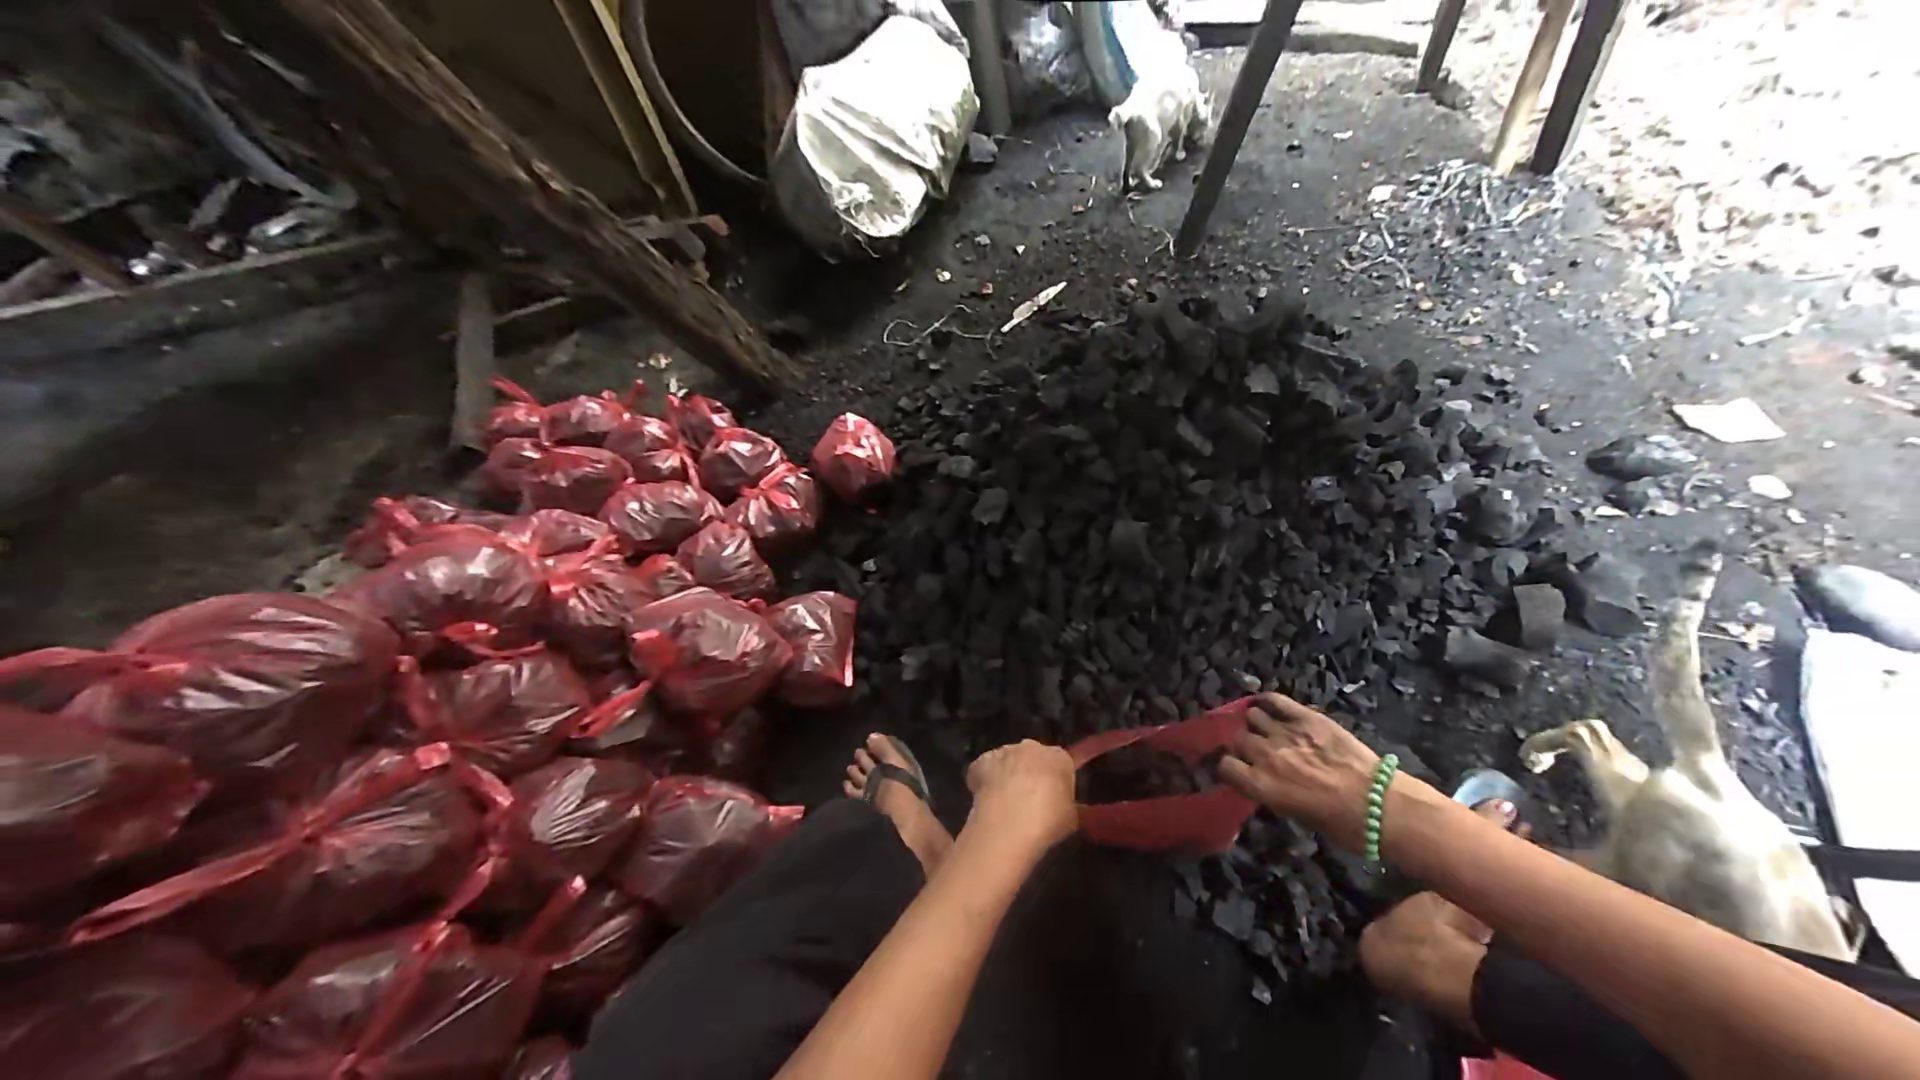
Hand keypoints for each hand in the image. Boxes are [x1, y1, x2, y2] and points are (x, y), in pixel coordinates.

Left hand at [963, 740, 1078, 857]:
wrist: (1010, 823)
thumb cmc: (1048, 821)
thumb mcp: (1070, 818)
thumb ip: (1068, 805)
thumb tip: (1063, 805)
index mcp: (1059, 757)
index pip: (1060, 763)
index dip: (1055, 781)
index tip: (1052, 799)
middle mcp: (1031, 747)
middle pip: (1032, 757)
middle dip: (1030, 773)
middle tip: (1029, 800)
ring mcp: (1004, 752)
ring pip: (1007, 760)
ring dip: (1007, 775)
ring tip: (1005, 803)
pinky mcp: (981, 762)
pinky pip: (984, 768)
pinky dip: (984, 779)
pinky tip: (986, 799)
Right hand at [1218, 694, 1380, 850]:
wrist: (1384, 806)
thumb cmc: (1342, 825)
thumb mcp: (1295, 814)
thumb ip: (1270, 791)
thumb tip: (1260, 778)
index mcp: (1261, 785)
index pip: (1224, 766)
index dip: (1227, 767)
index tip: (1234, 769)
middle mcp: (1266, 756)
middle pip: (1237, 739)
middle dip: (1241, 744)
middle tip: (1253, 750)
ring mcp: (1285, 733)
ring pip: (1252, 717)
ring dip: (1255, 724)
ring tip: (1264, 729)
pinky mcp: (1306, 718)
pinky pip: (1275, 700)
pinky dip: (1265, 701)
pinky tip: (1265, 705)